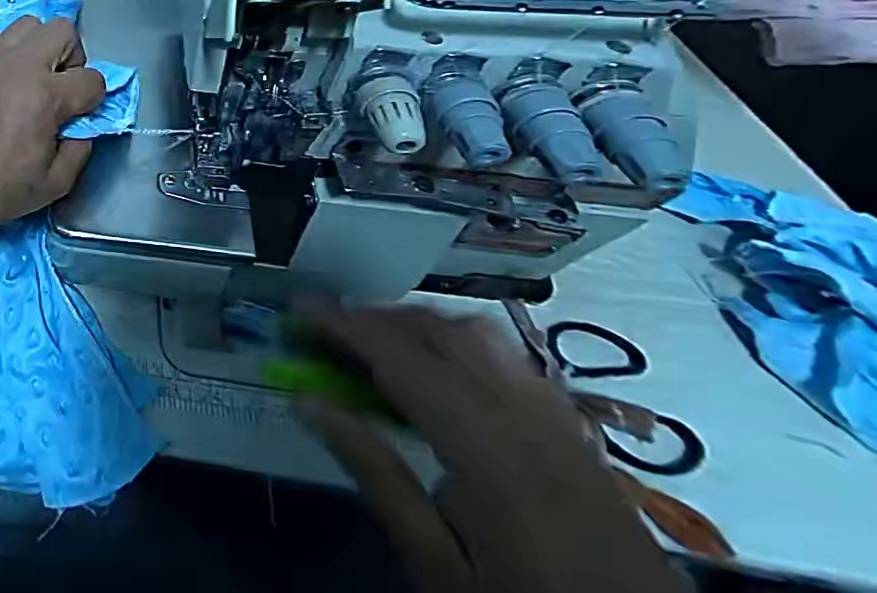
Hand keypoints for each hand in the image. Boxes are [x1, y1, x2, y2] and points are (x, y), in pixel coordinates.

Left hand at [0, 16, 105, 243]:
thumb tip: (84, 119)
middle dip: (71, 59)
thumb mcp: (59, 181)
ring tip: (29, 78)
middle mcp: (17, 66)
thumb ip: (84, 143)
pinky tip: (0, 79)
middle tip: (59, 87)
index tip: (78, 116)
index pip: (92, 78)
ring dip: (38, 48)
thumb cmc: (2, 189)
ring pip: (28, 25)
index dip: (92, 99)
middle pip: (64, 31)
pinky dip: (4, 51)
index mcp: (44, 96)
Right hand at [297, 307, 686, 592]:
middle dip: (379, 317)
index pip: (404, 362)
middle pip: (445, 333)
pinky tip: (443, 368)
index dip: (346, 328)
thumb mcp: (437, 568)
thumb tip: (311, 404)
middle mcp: (530, 420)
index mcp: (492, 455)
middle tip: (329, 327)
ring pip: (483, 336)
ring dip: (420, 324)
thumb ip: (376, 477)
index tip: (300, 310)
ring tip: (377, 340)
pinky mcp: (575, 432)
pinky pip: (510, 358)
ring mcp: (560, 421)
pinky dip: (461, 342)